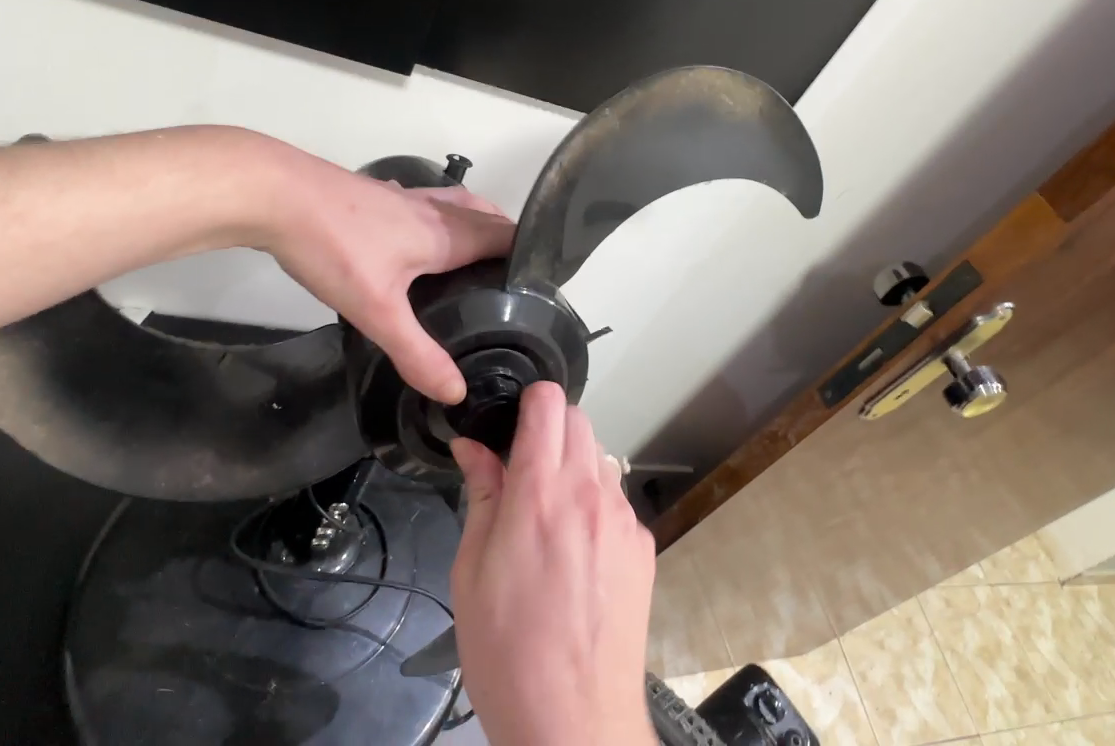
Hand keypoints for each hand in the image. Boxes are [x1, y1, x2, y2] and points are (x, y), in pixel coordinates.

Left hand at [250, 139, 513, 403]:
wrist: (272, 193)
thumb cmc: (332, 248)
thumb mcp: (377, 311)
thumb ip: (417, 353)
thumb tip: (456, 391)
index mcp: (446, 234)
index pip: (507, 236)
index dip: (530, 256)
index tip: (543, 286)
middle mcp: (433, 210)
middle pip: (488, 217)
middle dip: (509, 242)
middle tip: (515, 280)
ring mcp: (403, 198)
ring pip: (458, 205)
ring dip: (479, 223)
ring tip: (482, 253)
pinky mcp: (376, 195)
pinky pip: (426, 204)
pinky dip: (440, 217)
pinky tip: (419, 236)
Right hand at [450, 383, 659, 745]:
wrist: (574, 722)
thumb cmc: (509, 653)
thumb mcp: (471, 571)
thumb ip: (481, 496)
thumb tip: (474, 449)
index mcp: (540, 495)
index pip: (548, 404)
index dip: (527, 400)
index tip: (510, 421)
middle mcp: (590, 497)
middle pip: (579, 422)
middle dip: (549, 430)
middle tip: (521, 471)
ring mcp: (624, 522)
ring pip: (600, 459)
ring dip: (573, 468)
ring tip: (546, 519)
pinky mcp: (642, 548)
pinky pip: (617, 502)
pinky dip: (595, 505)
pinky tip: (575, 552)